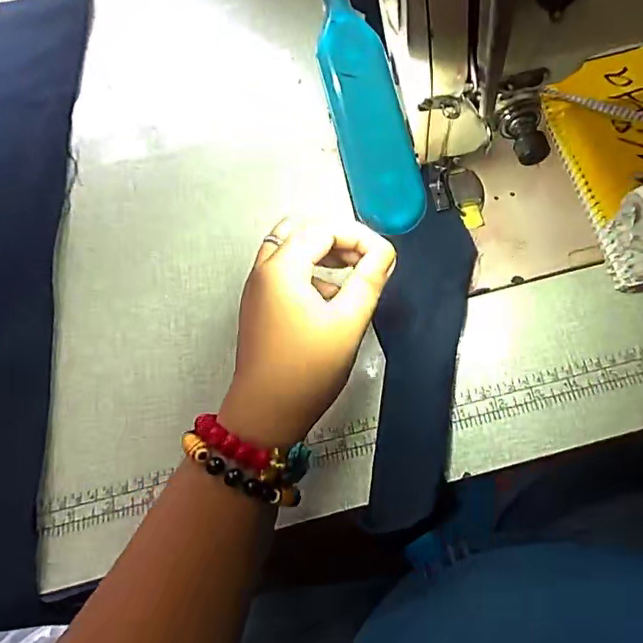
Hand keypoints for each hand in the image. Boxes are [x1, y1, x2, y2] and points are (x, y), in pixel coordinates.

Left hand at [219, 217, 396, 446]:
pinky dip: (312, 272)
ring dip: (326, 254)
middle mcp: (264, 272)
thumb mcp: (349, 321)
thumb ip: (370, 279)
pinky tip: (334, 296)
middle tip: (369, 261)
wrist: (266, 413)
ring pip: (293, 250)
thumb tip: (384, 254)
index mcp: (282, 269)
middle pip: (304, 232)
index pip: (324, 229)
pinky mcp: (261, 306)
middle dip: (342, 241)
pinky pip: (286, 272)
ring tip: (355, 274)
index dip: (360, 237)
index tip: (383, 256)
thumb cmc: (303, 372)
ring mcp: (258, 289)